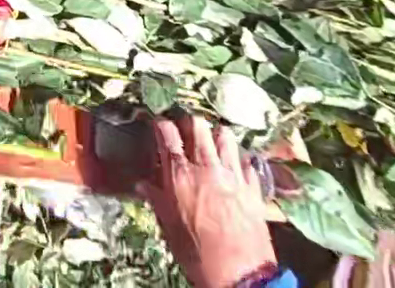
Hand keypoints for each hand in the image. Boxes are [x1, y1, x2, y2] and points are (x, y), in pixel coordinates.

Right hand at [139, 116, 275, 287]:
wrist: (240, 277)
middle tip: (186, 132)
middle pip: (197, 125)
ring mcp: (232, 173)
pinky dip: (239, 160)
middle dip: (189, 123)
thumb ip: (158, 201)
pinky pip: (246, 160)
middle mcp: (206, 167)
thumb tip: (143, 184)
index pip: (168, 135)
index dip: (162, 125)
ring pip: (224, 135)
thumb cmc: (200, 257)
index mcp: (181, 177)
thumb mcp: (171, 230)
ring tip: (212, 144)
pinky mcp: (251, 185)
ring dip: (216, 136)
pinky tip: (235, 168)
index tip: (160, 126)